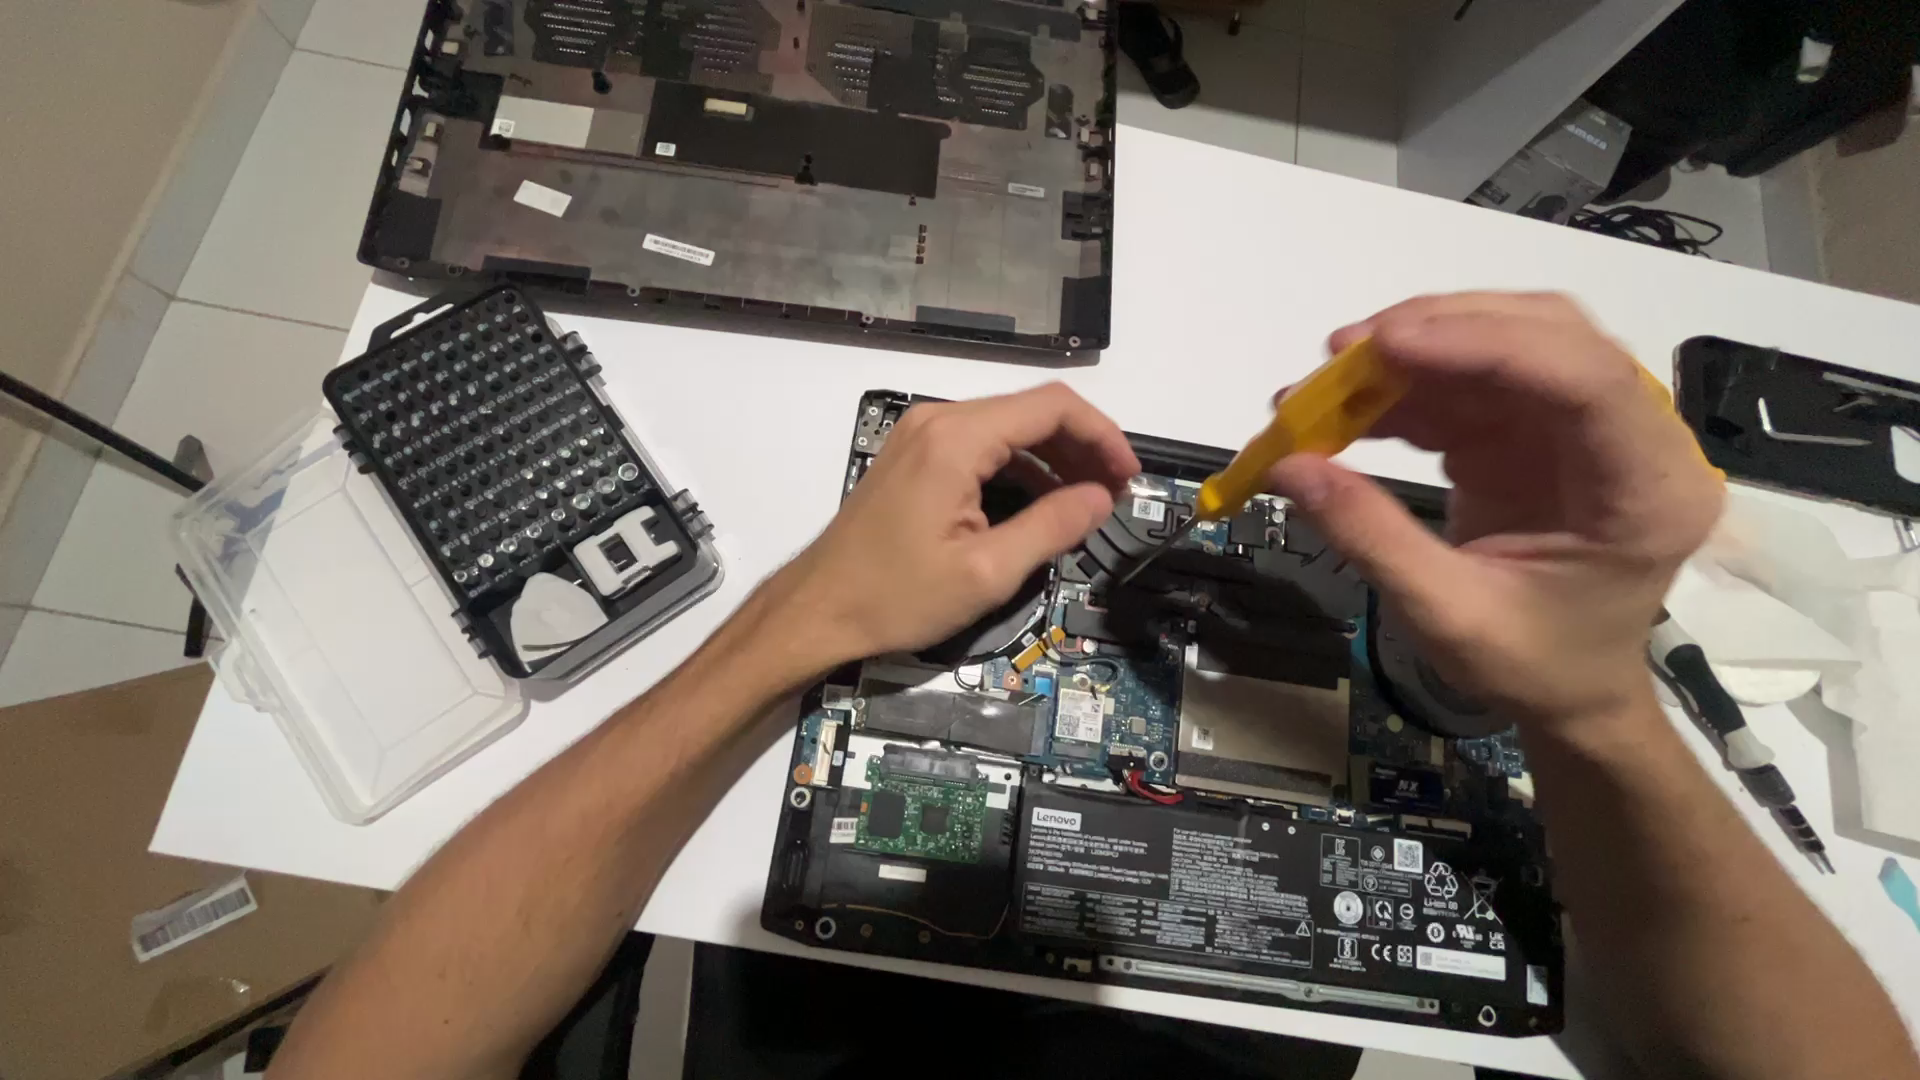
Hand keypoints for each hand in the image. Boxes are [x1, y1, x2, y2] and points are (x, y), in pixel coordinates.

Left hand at [764, 383, 1139, 670]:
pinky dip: (1018, 469)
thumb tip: (1101, 498)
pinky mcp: (913, 457)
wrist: (818, 609)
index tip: (1130, 477)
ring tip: (1086, 503)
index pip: (1052, 407)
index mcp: (956, 438)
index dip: (1102, 436)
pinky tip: (1039, 504)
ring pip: (1007, 430)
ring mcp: (921, 436)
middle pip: (1031, 413)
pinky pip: (980, 448)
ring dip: (1052, 461)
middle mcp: (938, 421)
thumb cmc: (896, 597)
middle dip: (1081, 449)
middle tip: (1115, 495)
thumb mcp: (986, 572)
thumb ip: (1051, 527)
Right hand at [1265, 293, 1722, 733]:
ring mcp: (1573, 431)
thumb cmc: (1531, 664)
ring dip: (1409, 354)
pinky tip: (1345, 413)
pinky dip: (1399, 392)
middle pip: (1545, 338)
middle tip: (1342, 351)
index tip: (1384, 345)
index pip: (1583, 381)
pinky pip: (1462, 387)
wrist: (1566, 690)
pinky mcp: (1527, 436)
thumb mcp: (1443, 614)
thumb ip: (1368, 535)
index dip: (1485, 346)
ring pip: (1498, 348)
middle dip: (1439, 331)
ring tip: (1325, 382)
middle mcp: (1626, 439)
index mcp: (1643, 490)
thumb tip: (1287, 465)